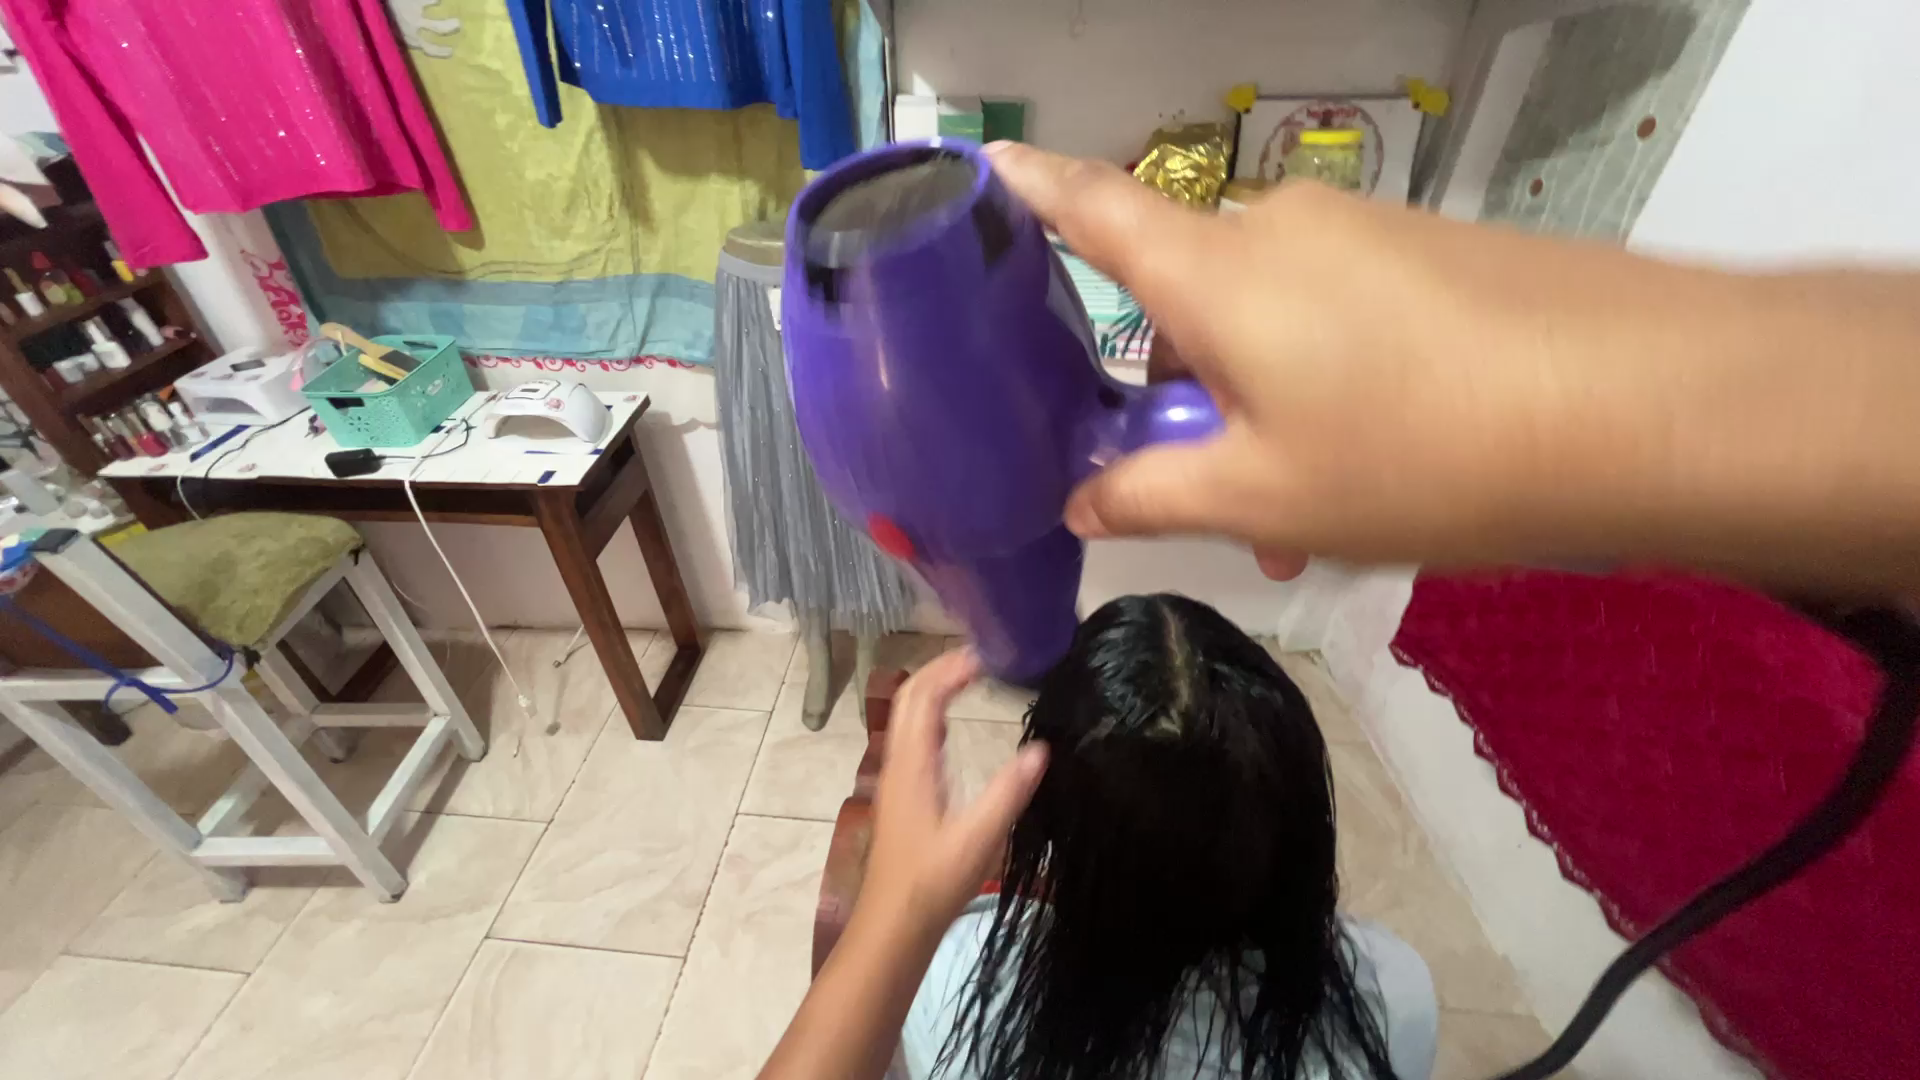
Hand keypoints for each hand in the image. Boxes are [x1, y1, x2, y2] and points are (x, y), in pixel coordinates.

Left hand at [856, 649, 1048, 936]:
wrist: (892, 924)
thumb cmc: (932, 883)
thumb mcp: (977, 839)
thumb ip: (1008, 794)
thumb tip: (1042, 750)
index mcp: (913, 764)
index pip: (923, 696)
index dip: (950, 668)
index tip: (986, 656)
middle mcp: (899, 760)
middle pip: (910, 696)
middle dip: (941, 669)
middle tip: (982, 658)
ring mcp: (897, 774)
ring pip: (908, 714)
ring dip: (935, 687)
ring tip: (972, 676)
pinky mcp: (902, 790)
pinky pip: (913, 734)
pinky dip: (933, 712)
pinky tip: (955, 723)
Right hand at [985, 142, 1836, 577]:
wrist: (1655, 410)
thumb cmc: (1415, 453)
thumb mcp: (1257, 497)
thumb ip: (1146, 496)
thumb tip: (1076, 506)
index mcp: (1214, 277)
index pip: (1096, 211)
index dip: (1030, 189)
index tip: (981, 168)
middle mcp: (1275, 231)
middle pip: (1178, 302)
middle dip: (1170, 392)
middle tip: (1195, 489)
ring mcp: (1355, 235)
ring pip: (1255, 323)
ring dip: (1248, 407)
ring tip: (1292, 508)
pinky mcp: (1417, 253)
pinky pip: (1324, 317)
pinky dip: (1308, 386)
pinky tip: (1357, 463)